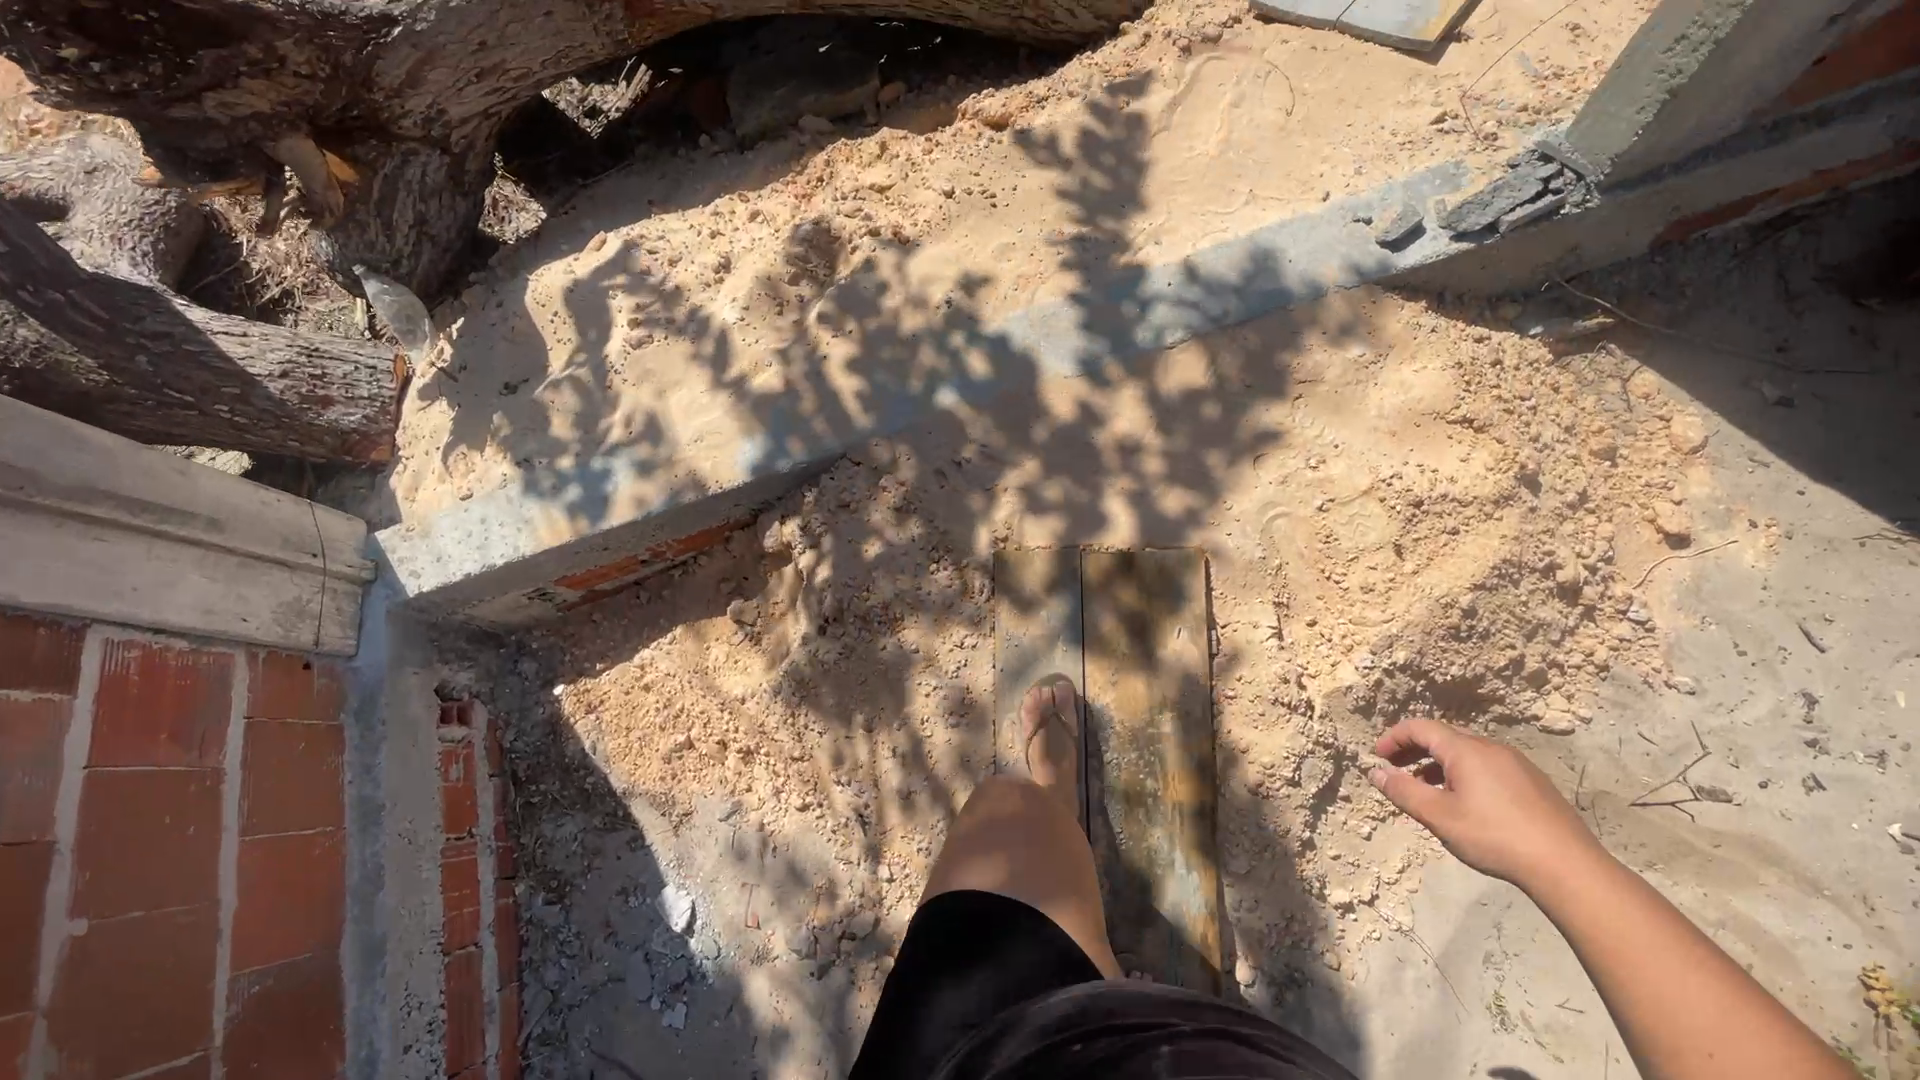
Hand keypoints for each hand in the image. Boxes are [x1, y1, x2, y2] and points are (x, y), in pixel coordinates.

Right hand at [1368, 716, 1605, 891]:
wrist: (1567, 865)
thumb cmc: (1494, 836)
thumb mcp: (1438, 816)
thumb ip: (1403, 791)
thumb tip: (1376, 772)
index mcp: (1466, 750)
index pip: (1420, 727)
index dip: (1394, 737)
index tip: (1378, 756)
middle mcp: (1491, 748)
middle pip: (1444, 738)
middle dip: (1414, 751)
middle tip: (1395, 772)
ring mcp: (1516, 764)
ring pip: (1467, 754)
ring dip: (1438, 765)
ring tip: (1426, 791)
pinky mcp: (1533, 783)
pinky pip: (1487, 768)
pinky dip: (1463, 775)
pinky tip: (1465, 804)